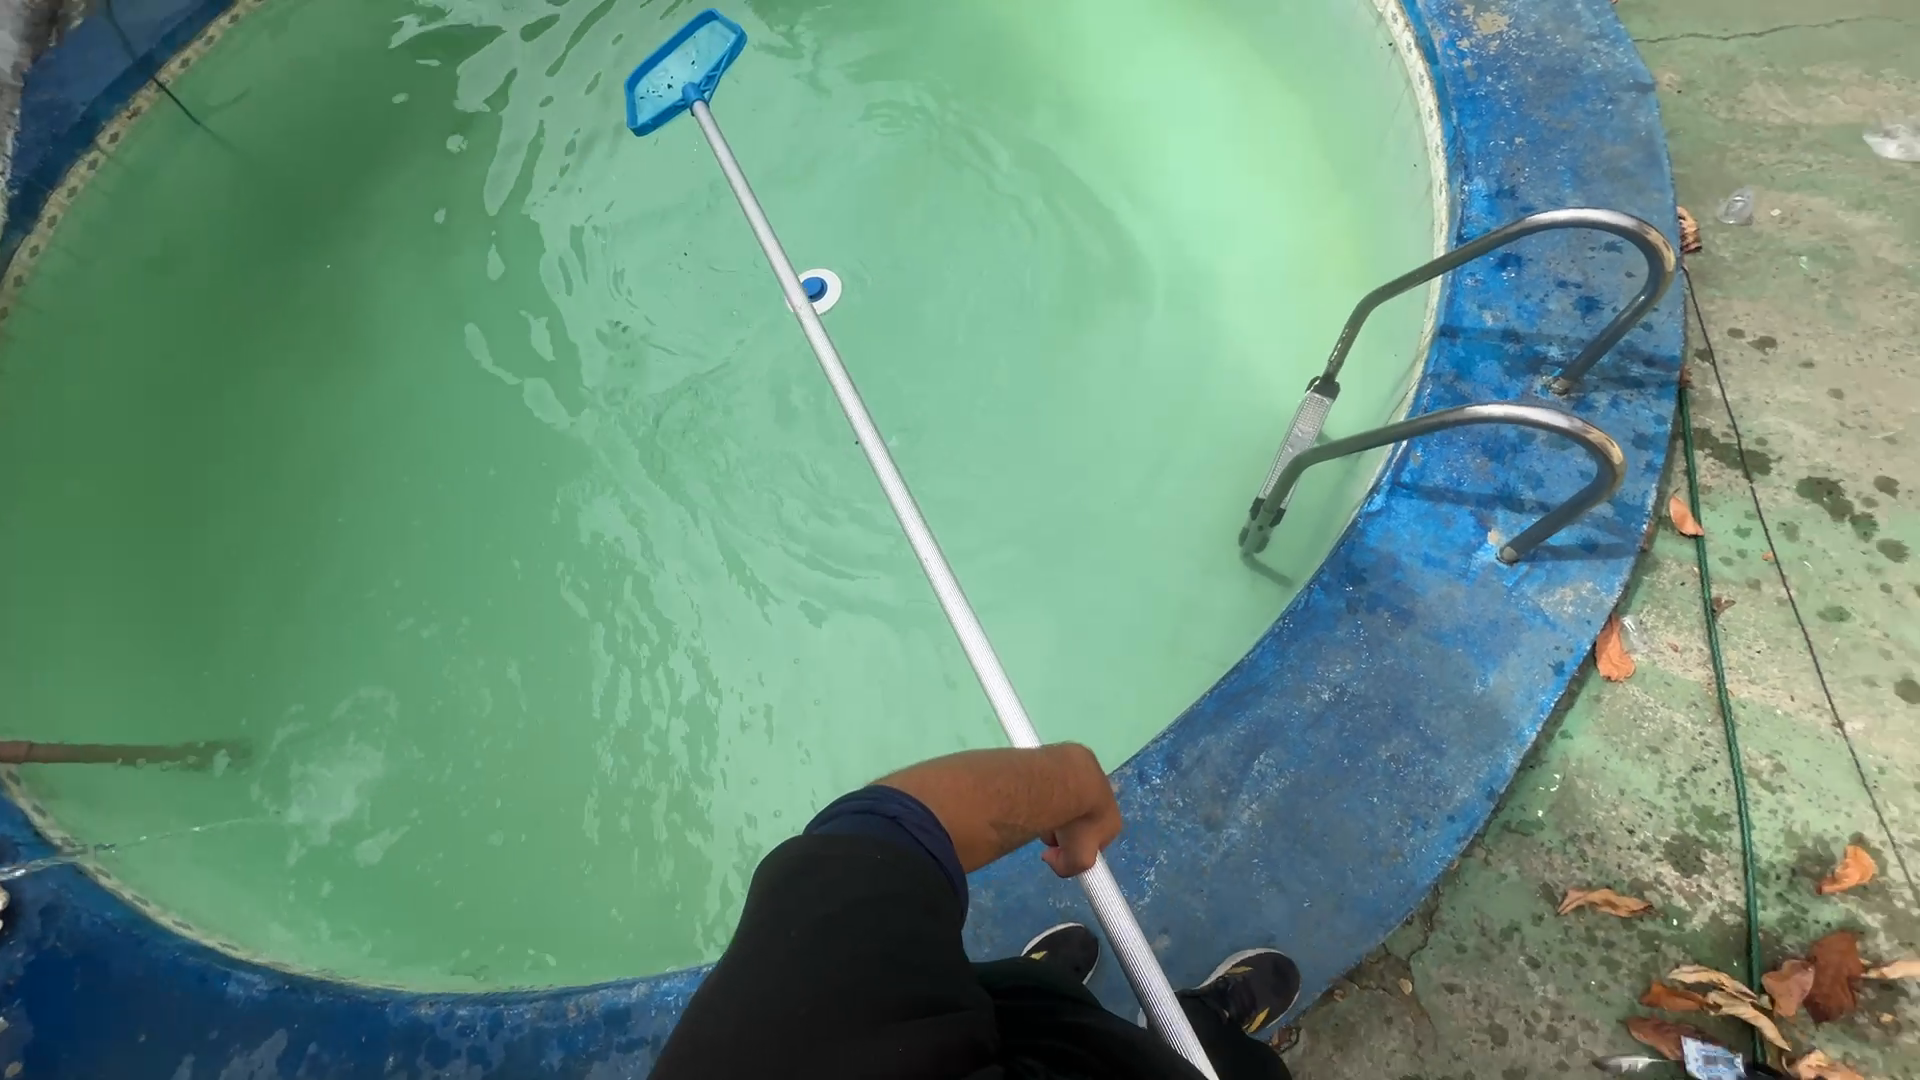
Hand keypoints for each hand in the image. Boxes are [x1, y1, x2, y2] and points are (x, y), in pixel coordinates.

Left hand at [1039, 773, 1121, 877]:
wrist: (1071, 782)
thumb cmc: (1079, 822)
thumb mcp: (1077, 859)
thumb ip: (1066, 866)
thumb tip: (1049, 856)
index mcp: (1112, 822)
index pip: (1094, 839)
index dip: (1075, 844)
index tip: (1060, 843)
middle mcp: (1107, 796)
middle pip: (1082, 814)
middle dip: (1065, 822)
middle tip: (1049, 825)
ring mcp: (1092, 773)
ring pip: (1070, 793)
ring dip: (1057, 801)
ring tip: (1043, 803)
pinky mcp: (1076, 753)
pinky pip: (1061, 773)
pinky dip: (1051, 780)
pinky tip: (1041, 784)